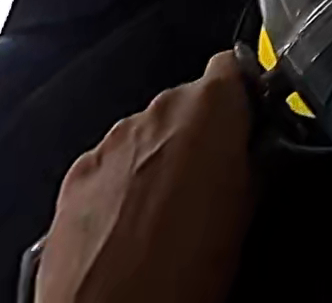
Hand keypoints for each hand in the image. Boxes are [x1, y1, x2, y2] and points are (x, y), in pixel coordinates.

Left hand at [33, 51, 255, 302]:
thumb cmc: (188, 268)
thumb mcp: (247, 207)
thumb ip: (252, 156)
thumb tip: (253, 147)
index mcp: (209, 107)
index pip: (233, 63)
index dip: (242, 89)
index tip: (246, 116)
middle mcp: (160, 108)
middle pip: (189, 101)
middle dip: (199, 131)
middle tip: (209, 179)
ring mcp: (114, 137)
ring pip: (150, 130)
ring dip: (160, 154)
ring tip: (164, 210)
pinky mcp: (78, 170)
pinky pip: (112, 159)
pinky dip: (122, 180)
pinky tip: (127, 224)